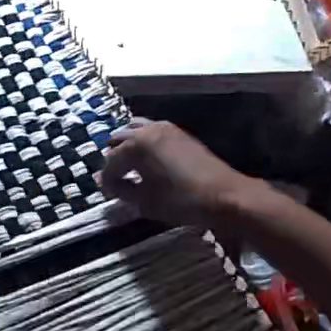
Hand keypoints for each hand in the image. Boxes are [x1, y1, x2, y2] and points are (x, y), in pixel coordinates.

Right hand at [100, 119, 260, 226]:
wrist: (225, 195)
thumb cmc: (181, 200)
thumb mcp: (146, 201)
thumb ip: (122, 190)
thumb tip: (106, 183)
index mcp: (136, 145)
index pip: (111, 162)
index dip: (108, 180)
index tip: (109, 194)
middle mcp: (148, 130)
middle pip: (121, 141)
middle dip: (116, 160)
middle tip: (118, 180)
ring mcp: (166, 128)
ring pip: (137, 131)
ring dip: (130, 147)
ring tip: (132, 168)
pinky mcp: (180, 133)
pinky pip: (153, 132)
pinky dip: (145, 143)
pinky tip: (150, 161)